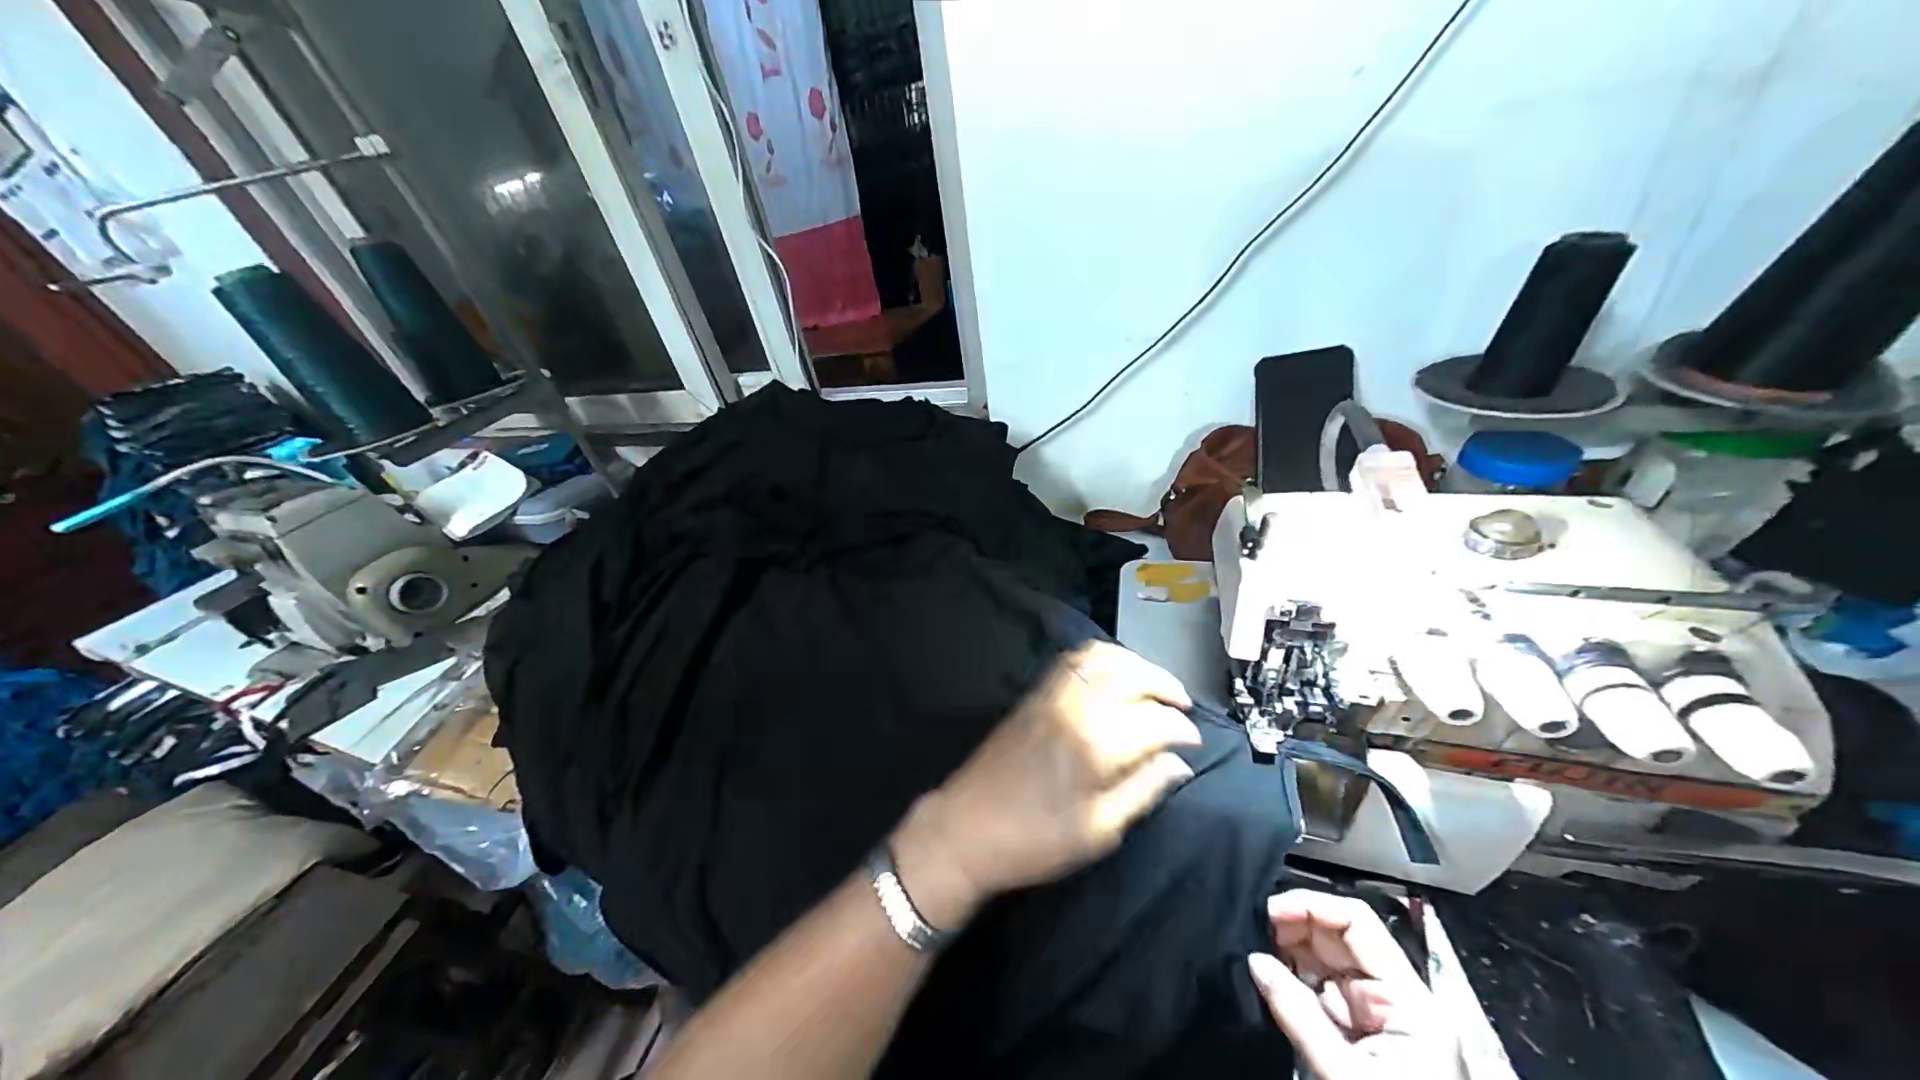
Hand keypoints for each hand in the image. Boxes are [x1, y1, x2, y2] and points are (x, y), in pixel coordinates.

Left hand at [890, 642, 1198, 927]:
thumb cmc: (1035, 841)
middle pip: (1132, 675)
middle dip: (1165, 685)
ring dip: (1135, 664)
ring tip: (1154, 686)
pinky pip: (1073, 660)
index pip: (1155, 720)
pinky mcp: (1032, 694)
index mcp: (1096, 743)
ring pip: (1102, 657)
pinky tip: (1114, 676)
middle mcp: (1075, 706)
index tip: (1193, 742)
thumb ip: (1143, 789)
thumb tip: (1178, 764)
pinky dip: (1102, 658)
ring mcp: (1050, 694)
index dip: (1181, 729)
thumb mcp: (1099, 830)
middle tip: (1183, 706)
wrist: (965, 828)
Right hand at [1247, 890, 1464, 1079]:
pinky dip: (1293, 983)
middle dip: (1294, 928)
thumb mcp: (1345, 1078)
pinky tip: (1267, 979)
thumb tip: (1254, 961)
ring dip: (1289, 953)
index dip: (1311, 907)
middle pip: (1341, 940)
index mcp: (1410, 1003)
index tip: (1266, 912)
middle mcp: (1395, 1003)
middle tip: (1250, 930)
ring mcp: (1378, 1023)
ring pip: (1327, 966)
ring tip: (1253, 951)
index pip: (1358, 925)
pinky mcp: (1359, 1044)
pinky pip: (1322, 996)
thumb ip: (1297, 1013)